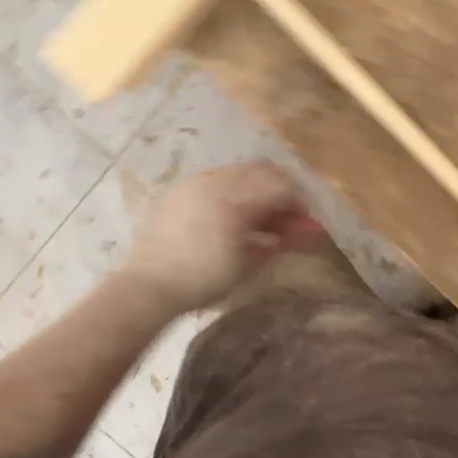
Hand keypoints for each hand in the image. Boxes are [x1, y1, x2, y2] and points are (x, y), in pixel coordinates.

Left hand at [122, 160, 321, 312]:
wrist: (148, 286)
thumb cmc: (203, 281)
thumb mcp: (248, 264)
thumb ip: (281, 242)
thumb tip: (308, 234)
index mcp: (236, 199)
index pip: (282, 186)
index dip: (301, 204)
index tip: (307, 225)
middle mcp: (216, 181)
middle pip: (262, 171)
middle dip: (281, 192)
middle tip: (288, 219)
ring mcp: (194, 182)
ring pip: (238, 173)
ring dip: (257, 191)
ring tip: (261, 222)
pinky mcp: (178, 191)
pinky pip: (215, 181)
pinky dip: (233, 193)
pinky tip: (233, 220)